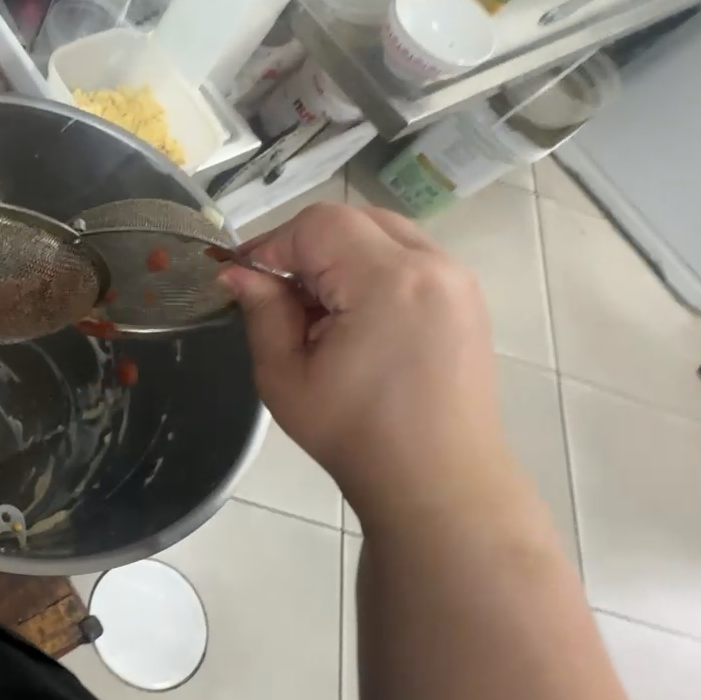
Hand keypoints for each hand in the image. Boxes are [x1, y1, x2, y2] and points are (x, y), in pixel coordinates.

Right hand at [218, 203, 520, 524]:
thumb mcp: (285, 376)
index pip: (318, 225)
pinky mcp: (466, 298)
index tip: (244, 280)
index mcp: (388, 282)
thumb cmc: (353, 434)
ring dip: (337, 255)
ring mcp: (457, 280)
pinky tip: (351, 317)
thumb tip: (235, 272)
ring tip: (314, 309)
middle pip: (352, 219)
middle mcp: (432, 266)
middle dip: (303, 245)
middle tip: (275, 292)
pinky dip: (369, 268)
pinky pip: (408, 256)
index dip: (272, 244)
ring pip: (382, 232)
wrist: (438, 480)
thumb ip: (262, 312)